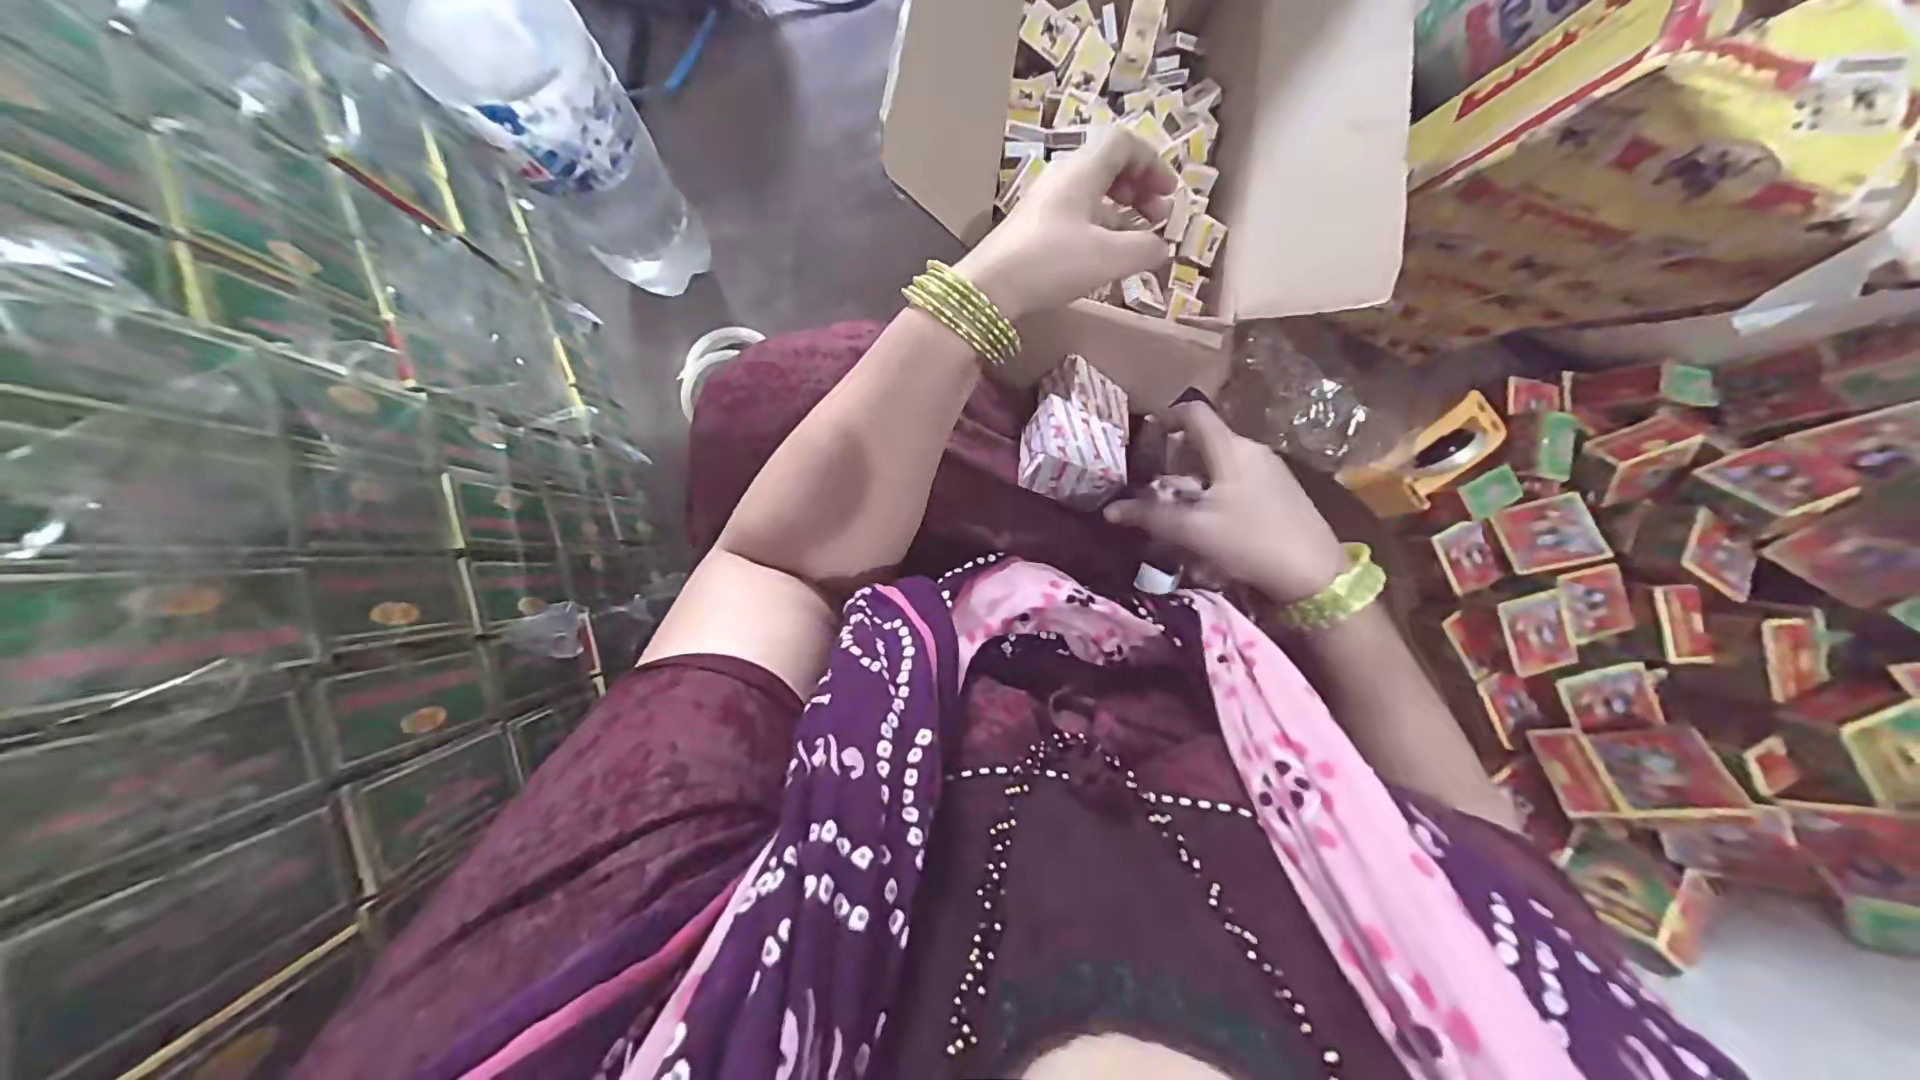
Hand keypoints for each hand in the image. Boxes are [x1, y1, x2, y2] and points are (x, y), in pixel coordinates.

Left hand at [954, 129, 1177, 319]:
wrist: (989, 290)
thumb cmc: (1052, 263)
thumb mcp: (1109, 257)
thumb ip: (1144, 249)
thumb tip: (1161, 248)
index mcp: (1081, 169)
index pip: (1124, 143)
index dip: (1153, 163)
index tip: (1169, 195)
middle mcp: (1062, 179)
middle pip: (1108, 166)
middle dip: (1139, 187)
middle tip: (1156, 217)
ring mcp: (1045, 204)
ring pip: (1092, 194)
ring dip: (1120, 211)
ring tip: (1135, 240)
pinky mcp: (1033, 230)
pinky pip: (1076, 217)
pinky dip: (1099, 228)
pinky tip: (1104, 255)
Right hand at [1104, 398, 1350, 602]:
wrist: (1315, 575)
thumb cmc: (1251, 541)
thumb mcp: (1193, 531)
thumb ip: (1149, 516)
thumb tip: (1110, 510)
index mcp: (1230, 448)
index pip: (1193, 412)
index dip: (1164, 416)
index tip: (1142, 435)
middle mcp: (1251, 449)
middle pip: (1204, 439)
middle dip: (1172, 455)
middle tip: (1147, 478)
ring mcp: (1269, 469)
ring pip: (1219, 461)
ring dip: (1191, 475)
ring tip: (1170, 501)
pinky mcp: (1279, 490)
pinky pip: (1236, 477)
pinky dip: (1212, 488)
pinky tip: (1204, 516)